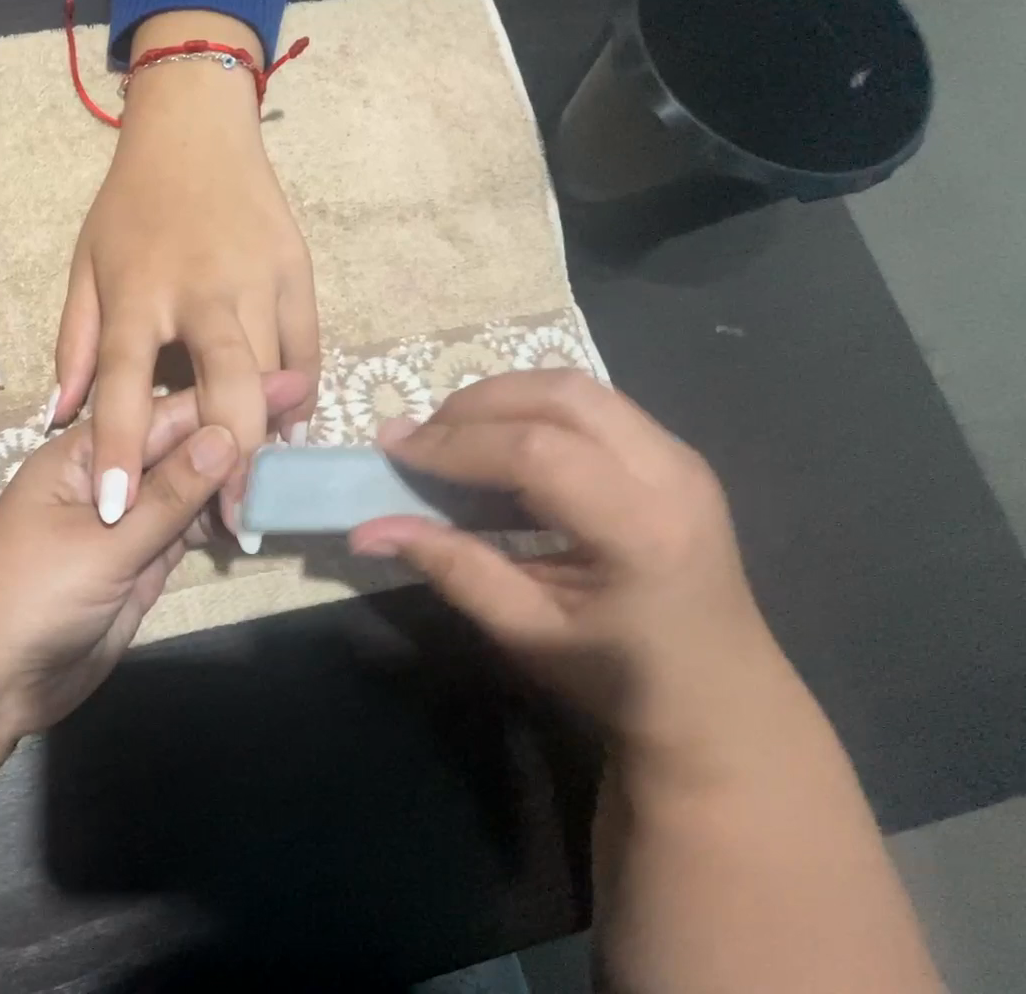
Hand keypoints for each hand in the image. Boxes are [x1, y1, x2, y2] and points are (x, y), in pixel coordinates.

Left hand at [0, 371, 314, 735]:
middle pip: (181, 450)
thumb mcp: (100, 542)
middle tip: (306, 422)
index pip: (165, 416)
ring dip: (233, 484)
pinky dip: (217, 527)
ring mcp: (122, 526)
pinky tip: (253, 516)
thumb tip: (229, 434)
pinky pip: (183, 535)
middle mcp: (107, 480)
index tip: (290, 383)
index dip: (228, 400)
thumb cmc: (27, 596)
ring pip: (188, 494)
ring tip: (294, 467)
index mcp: (84, 454)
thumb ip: (168, 496)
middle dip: (239, 438)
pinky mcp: (134, 567)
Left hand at [53, 14, 317, 540]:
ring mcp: (259, 279)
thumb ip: (75, 345)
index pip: (125, 382)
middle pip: (227, 385)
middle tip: (234, 520)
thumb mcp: (85, 268)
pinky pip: (308, 348)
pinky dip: (302, 396)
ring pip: (275, 375)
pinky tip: (290, 433)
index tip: (116, 511)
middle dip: (230, 459)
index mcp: (136, 293)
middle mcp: (201, 291)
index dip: (120, 449)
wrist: (196, 129)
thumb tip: (58, 416)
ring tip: (262, 490)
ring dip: (271, 438)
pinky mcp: (299, 272)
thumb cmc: (130, 208)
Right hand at [349, 370, 787, 753]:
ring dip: (500, 399)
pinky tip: (495, 448)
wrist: (719, 698)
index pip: (535, 450)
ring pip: (576, 388)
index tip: (391, 451)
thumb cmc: (618, 674)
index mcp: (640, 528)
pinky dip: (528, 410)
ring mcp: (678, 456)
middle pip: (561, 395)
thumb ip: (450, 568)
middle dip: (474, 405)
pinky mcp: (669, 455)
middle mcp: (671, 473)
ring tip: (449, 439)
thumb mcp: (524, 631)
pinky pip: (590, 406)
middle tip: (418, 441)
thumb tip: (366, 531)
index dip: (454, 444)